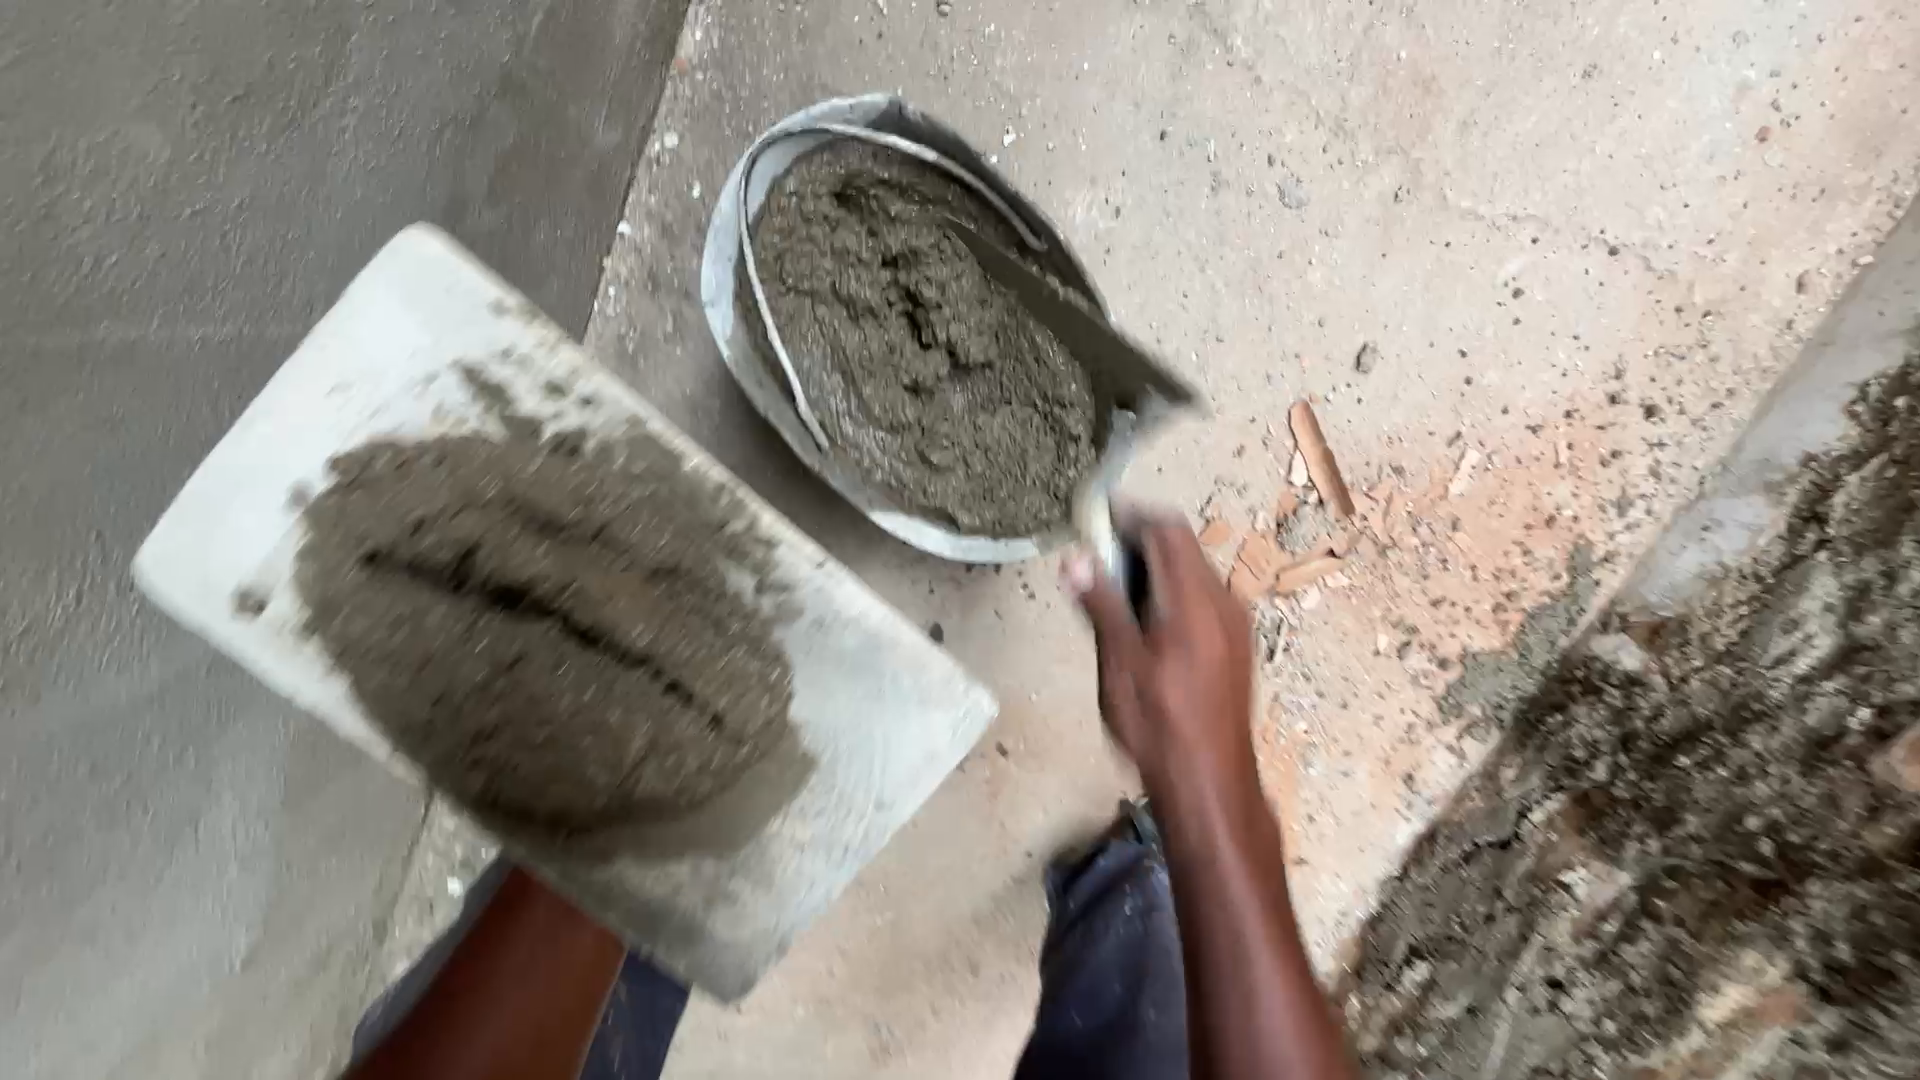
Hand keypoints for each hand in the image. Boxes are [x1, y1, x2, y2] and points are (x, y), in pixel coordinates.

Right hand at [1063, 512, 1257, 798]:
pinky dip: (1173, 591)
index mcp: (1194, 602)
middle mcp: (1224, 603)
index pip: (1167, 531)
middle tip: (1100, 557)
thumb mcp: (1119, 664)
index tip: (1098, 518)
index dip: (1131, 516)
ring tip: (1116, 592)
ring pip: (1194, 571)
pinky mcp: (1237, 643)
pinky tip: (1148, 622)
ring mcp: (1236, 624)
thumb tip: (1076, 559)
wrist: (1210, 781)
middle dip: (1140, 541)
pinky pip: (1204, 596)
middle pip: (1183, 547)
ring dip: (1156, 567)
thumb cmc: (1158, 726)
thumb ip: (1101, 606)